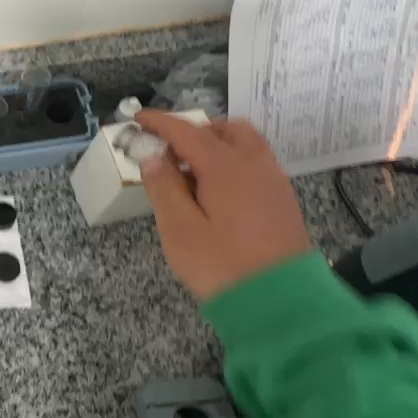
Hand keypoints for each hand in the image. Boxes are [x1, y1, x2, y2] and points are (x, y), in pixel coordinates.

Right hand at [135, 111, 312, 301]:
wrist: (280, 301)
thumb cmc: (221, 263)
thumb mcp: (178, 227)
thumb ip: (163, 187)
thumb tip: (154, 158)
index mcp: (225, 167)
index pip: (186, 132)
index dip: (159, 122)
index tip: (136, 117)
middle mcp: (254, 165)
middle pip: (225, 129)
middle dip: (194, 130)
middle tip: (167, 150)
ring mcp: (273, 181)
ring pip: (245, 144)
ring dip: (215, 144)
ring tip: (189, 170)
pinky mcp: (281, 200)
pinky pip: (255, 163)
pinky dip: (231, 161)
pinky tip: (214, 189)